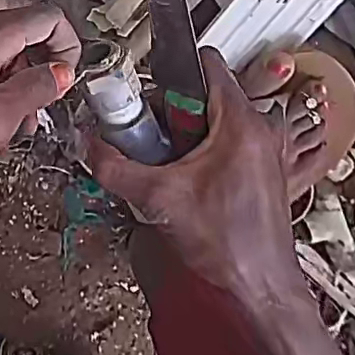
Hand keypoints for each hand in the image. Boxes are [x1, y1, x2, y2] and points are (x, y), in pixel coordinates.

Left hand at [0, 5, 80, 236]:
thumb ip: (36, 88)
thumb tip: (62, 71)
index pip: (47, 17)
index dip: (68, 47)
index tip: (68, 79)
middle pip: (28, 32)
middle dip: (44, 69)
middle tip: (41, 109)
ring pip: (8, 53)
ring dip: (21, 85)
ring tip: (14, 125)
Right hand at [87, 47, 307, 298]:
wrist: (262, 290)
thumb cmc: (230, 247)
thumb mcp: (157, 199)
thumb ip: (113, 167)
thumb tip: (89, 144)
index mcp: (241, 123)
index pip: (206, 64)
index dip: (171, 72)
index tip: (151, 97)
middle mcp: (260, 129)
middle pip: (205, 92)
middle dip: (172, 110)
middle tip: (152, 137)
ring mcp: (266, 149)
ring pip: (216, 116)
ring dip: (187, 131)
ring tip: (169, 161)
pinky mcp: (264, 168)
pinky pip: (228, 138)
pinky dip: (203, 148)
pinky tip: (187, 178)